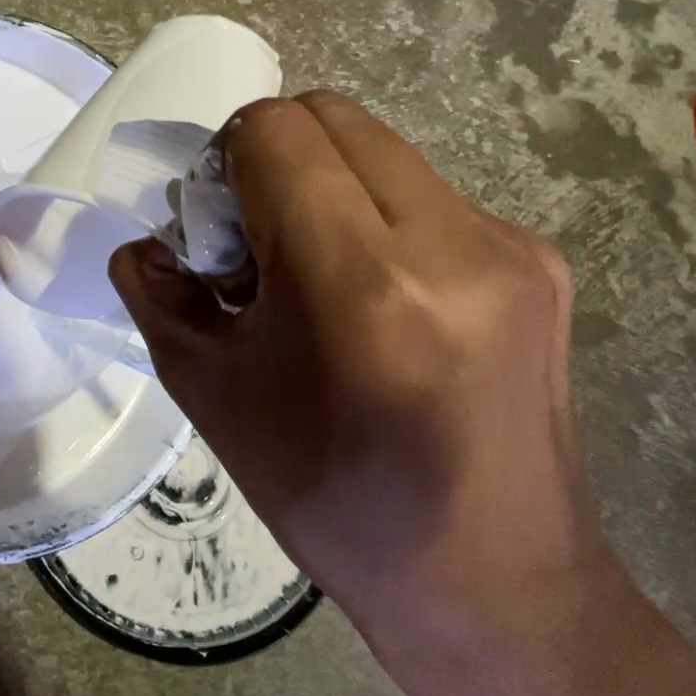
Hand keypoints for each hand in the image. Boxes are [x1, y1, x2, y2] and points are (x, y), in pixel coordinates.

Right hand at [110, 91, 695, 695]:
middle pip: (330, 116)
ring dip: (322, 181)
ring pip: (379, 147)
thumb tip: (152, 239)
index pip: (273, 131)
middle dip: (269, 153)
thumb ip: (156, 288)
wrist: (485, 579)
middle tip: (250, 232)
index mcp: (359, 280)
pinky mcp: (543, 262)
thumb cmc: (323, 488)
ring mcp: (511, 247)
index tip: (212, 220)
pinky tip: (370, 294)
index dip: (222, 157)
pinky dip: (373, 212)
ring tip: (309, 267)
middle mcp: (451, 243)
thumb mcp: (203, 385)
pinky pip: (425, 191)